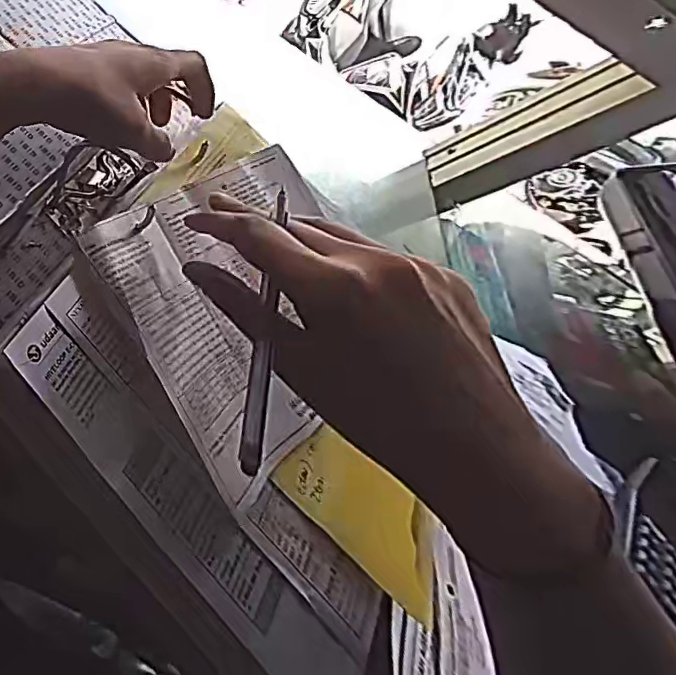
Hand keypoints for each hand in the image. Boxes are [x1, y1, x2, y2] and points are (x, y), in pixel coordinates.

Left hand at [0, 42, 214, 159]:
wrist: (33, 81)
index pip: (194, 66)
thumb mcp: (130, 129)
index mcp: (153, 62)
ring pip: (136, 78)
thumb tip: (164, 151)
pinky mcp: (80, 66)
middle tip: (165, 125)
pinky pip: (111, 82)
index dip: (204, 90)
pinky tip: (104, 121)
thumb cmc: (87, 96)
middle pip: (164, 72)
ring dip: (144, 102)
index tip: (202, 112)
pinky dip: (119, 101)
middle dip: (169, 101)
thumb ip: (153, 143)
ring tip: (134, 128)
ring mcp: (104, 56)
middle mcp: (131, 53)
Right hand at [182, 193, 608, 578]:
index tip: (195, 219)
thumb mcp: (297, 366)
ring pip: (337, 235)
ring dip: (301, 240)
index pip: (259, 235)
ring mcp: (414, 263)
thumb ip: (242, 309)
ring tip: (278, 254)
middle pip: (297, 228)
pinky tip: (344, 288)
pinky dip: (348, 260)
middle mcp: (374, 261)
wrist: (480, 455)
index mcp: (333, 288)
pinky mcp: (443, 274)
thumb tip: (197, 270)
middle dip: (258, 226)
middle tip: (224, 223)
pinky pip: (378, 253)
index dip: (220, 223)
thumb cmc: (375, 419)